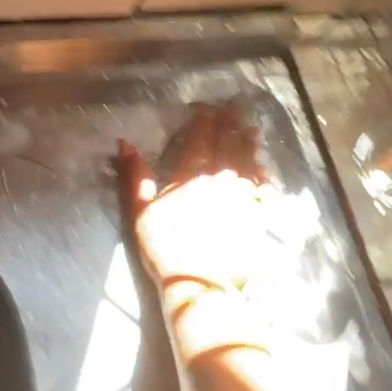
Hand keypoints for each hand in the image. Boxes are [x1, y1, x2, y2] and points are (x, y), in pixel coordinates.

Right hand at [118, 104, 273, 299]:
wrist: (199, 282)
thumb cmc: (165, 246)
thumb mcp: (140, 210)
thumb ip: (136, 174)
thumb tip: (126, 142)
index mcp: (190, 176)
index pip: (200, 141)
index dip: (205, 123)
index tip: (209, 108)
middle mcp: (219, 180)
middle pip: (227, 146)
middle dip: (231, 126)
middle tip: (237, 108)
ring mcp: (241, 198)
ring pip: (247, 164)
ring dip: (249, 145)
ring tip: (253, 130)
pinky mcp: (255, 217)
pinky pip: (262, 190)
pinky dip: (263, 175)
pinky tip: (264, 169)